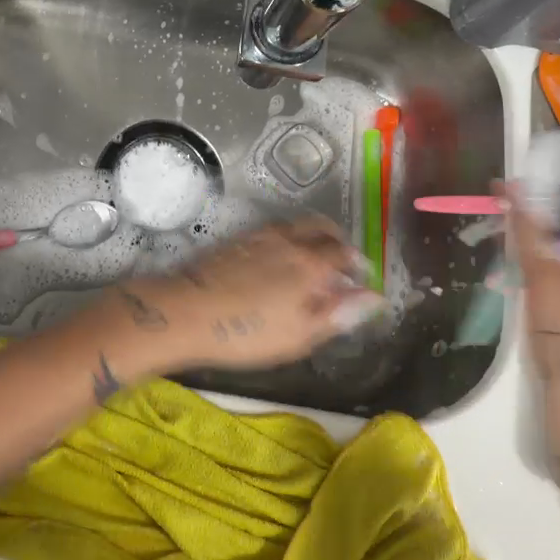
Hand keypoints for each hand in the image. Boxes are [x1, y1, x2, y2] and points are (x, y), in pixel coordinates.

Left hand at [98, 215, 382, 373]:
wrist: (187, 312)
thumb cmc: (247, 333)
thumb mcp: (300, 335)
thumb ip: (338, 313)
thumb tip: (373, 298)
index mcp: (311, 264)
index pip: (344, 254)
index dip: (357, 265)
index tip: (361, 277)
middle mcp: (289, 240)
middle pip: (323, 229)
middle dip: (338, 242)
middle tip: (341, 260)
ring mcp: (260, 235)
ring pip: (298, 225)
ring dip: (313, 236)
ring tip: (312, 258)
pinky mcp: (237, 238)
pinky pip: (274, 229)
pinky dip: (288, 237)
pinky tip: (279, 258)